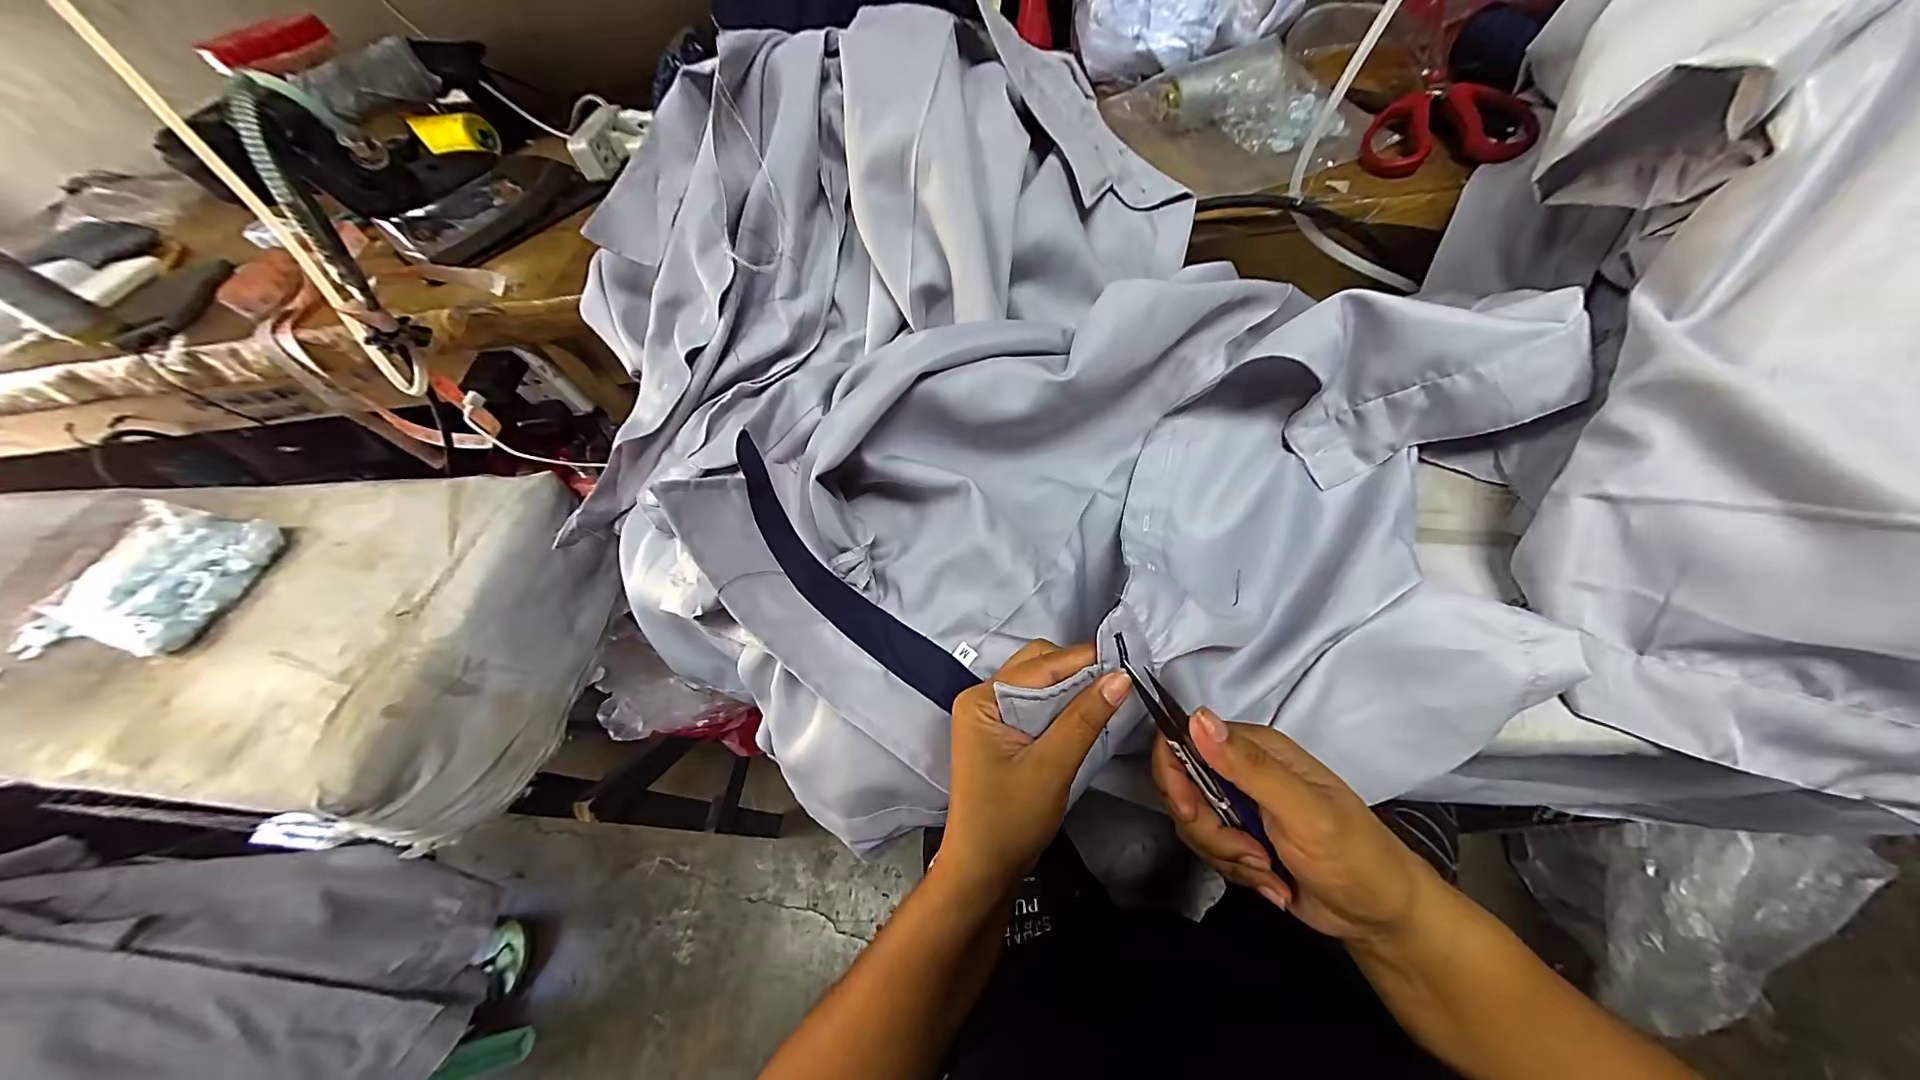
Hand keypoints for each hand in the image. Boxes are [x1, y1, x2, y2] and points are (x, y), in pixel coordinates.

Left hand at [940, 640, 1130, 891]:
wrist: (983, 869)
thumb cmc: (1008, 821)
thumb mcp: (1052, 767)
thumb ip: (1085, 718)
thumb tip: (1119, 678)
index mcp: (982, 700)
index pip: (1040, 665)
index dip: (1084, 661)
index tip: (1125, 662)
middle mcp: (982, 699)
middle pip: (1038, 666)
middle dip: (1078, 670)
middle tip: (1119, 682)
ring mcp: (992, 716)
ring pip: (1040, 683)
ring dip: (1073, 688)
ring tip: (1110, 695)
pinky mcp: (1004, 732)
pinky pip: (1039, 704)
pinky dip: (1065, 705)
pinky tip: (1089, 713)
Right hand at [1151, 709, 1433, 944]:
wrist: (1382, 916)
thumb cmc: (1355, 856)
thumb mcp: (1303, 810)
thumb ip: (1249, 766)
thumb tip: (1197, 719)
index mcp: (1255, 748)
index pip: (1184, 741)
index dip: (1175, 775)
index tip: (1192, 812)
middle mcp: (1241, 770)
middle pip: (1182, 788)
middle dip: (1208, 830)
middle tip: (1250, 851)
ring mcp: (1238, 804)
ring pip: (1192, 824)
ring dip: (1226, 856)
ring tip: (1269, 869)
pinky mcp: (1239, 836)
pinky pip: (1208, 849)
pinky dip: (1235, 870)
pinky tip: (1272, 879)